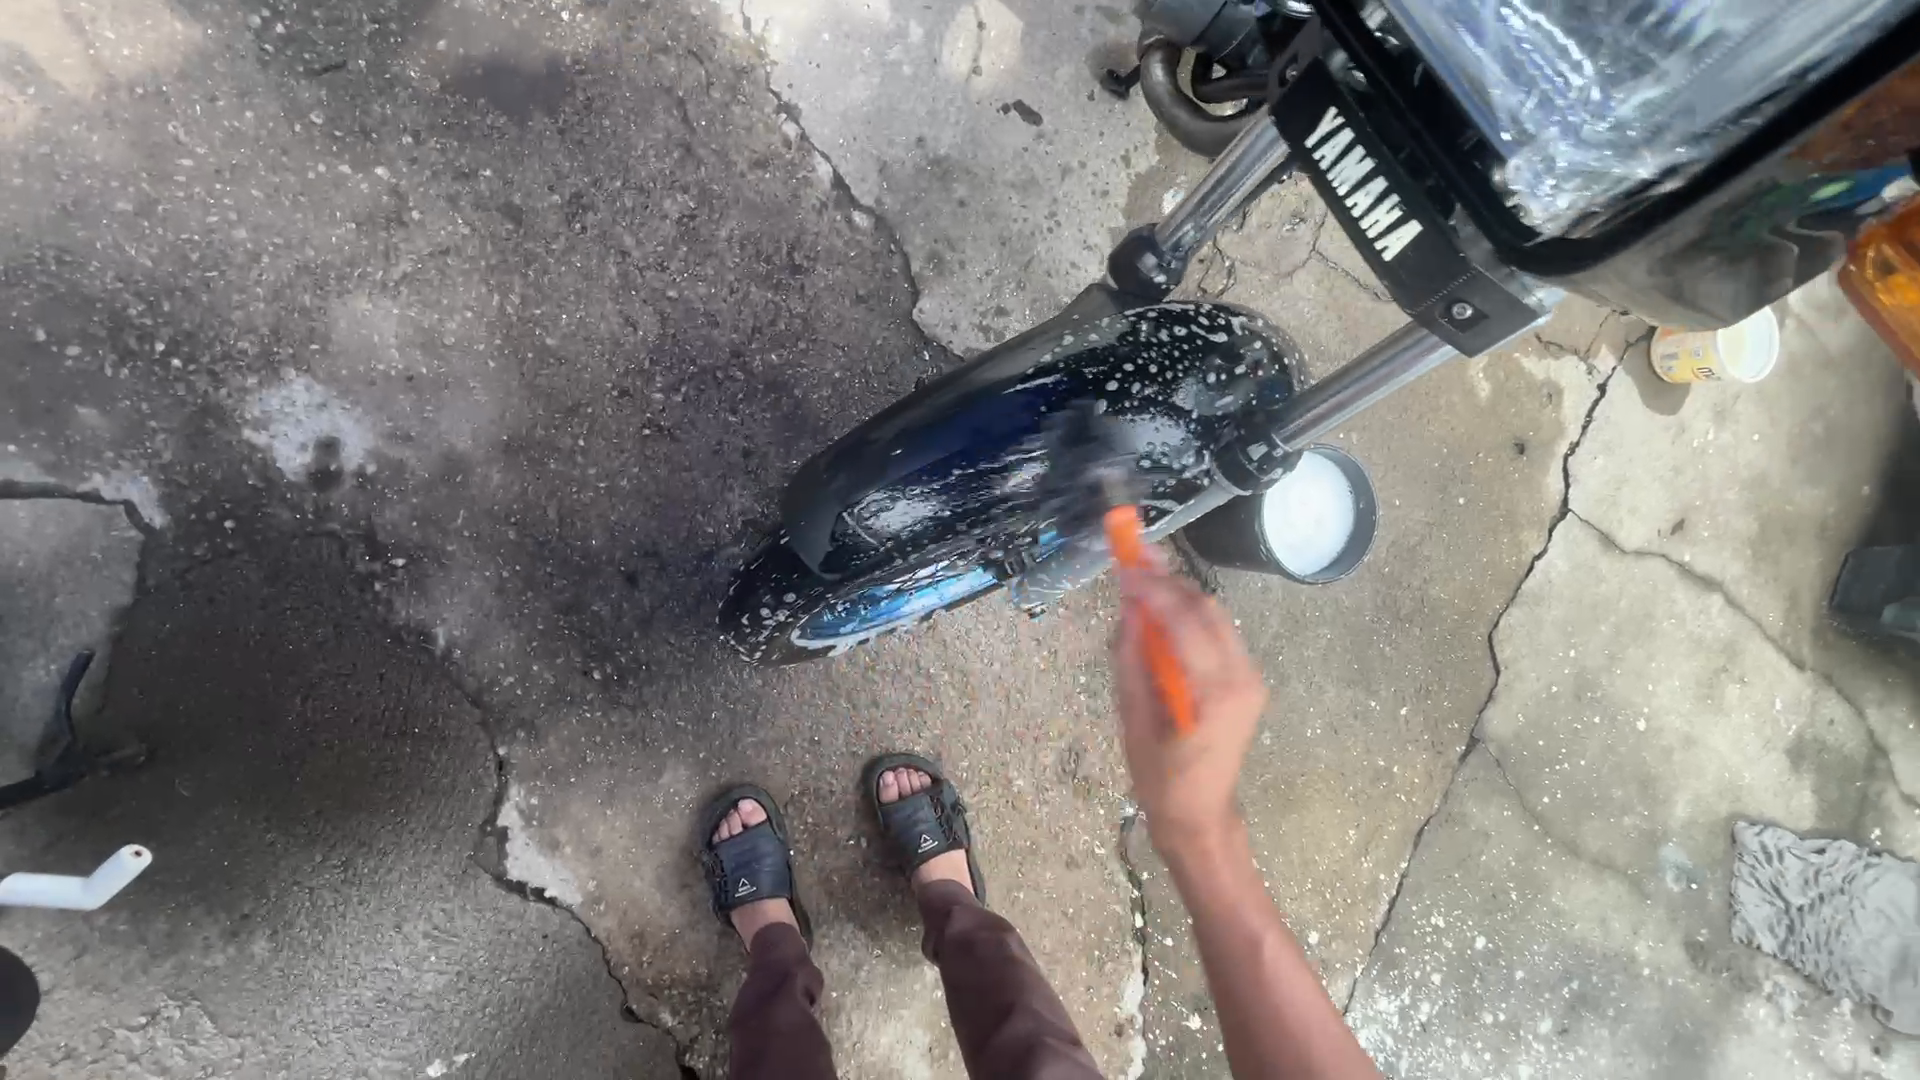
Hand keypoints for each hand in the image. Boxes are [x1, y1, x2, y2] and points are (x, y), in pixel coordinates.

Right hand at [1112, 554, 1267, 855]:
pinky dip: (1189, 616)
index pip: (1183, 620)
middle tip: (1132, 560)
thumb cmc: (1159, 775)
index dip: (1152, 587)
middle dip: (1167, 580)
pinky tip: (1162, 612)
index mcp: (1213, 691)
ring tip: (1143, 579)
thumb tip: (1127, 607)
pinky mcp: (1248, 681)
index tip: (1123, 566)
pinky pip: (1218, 633)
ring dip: (1178, 594)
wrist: (1201, 814)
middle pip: (1206, 607)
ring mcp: (1251, 678)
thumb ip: (1131, 656)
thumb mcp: (1132, 716)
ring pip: (1215, 615)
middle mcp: (1242, 677)